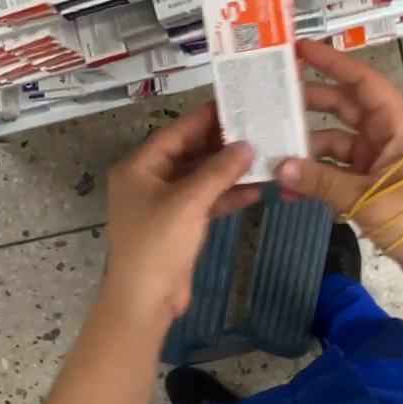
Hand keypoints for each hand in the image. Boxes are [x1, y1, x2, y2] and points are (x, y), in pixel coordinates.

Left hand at [99, 102, 257, 333]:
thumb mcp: (189, 202)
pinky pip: (203, 201)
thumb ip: (218, 170)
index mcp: (139, 167)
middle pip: (188, 152)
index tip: (237, 103)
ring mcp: (162, 204)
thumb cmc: (158, 244)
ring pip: (199, 178)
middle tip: (258, 127)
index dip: (205, 118)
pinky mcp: (177, 225)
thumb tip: (246, 145)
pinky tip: (256, 188)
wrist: (145, 300)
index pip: (176, 132)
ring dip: (228, 170)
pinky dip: (225, 195)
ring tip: (264, 154)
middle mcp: (148, 180)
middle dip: (221, 144)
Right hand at [277, 39, 402, 279]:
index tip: (300, 50)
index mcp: (398, 127)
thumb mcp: (367, 200)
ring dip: (307, 150)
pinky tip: (290, 190)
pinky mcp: (373, 184)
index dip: (333, 63)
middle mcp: (389, 137)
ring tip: (272, 154)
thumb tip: (280, 167)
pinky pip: (338, 171)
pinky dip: (316, 178)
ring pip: (336, 143)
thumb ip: (321, 182)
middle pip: (344, 109)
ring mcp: (380, 161)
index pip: (363, 83)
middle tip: (271, 99)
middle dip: (309, 104)